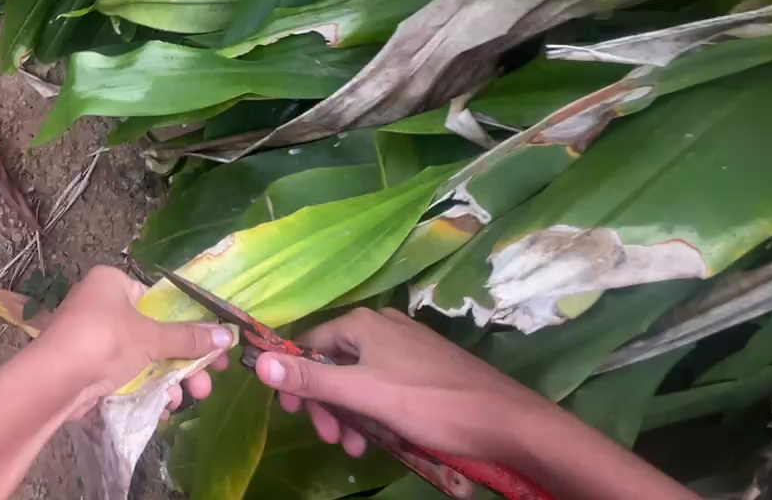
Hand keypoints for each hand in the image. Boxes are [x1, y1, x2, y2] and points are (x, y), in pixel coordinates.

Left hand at [33, 266, 235, 420]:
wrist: (55, 379)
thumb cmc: (102, 341)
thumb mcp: (149, 337)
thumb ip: (187, 337)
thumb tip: (227, 334)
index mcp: (113, 282)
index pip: (159, 298)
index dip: (189, 323)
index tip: (214, 346)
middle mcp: (104, 302)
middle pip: (155, 330)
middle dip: (184, 359)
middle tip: (207, 382)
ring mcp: (97, 334)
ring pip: (145, 354)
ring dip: (170, 377)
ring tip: (191, 397)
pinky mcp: (94, 363)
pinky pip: (129, 371)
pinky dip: (149, 386)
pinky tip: (166, 406)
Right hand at [251, 306, 568, 464]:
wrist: (514, 424)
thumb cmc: (433, 404)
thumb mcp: (366, 396)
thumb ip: (312, 381)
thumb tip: (257, 363)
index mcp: (359, 324)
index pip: (307, 346)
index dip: (296, 380)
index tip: (295, 415)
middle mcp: (379, 325)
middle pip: (334, 363)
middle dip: (329, 403)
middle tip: (335, 440)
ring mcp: (406, 344)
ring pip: (361, 376)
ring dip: (353, 412)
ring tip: (361, 447)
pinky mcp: (428, 365)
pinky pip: (386, 382)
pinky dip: (378, 408)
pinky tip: (387, 434)